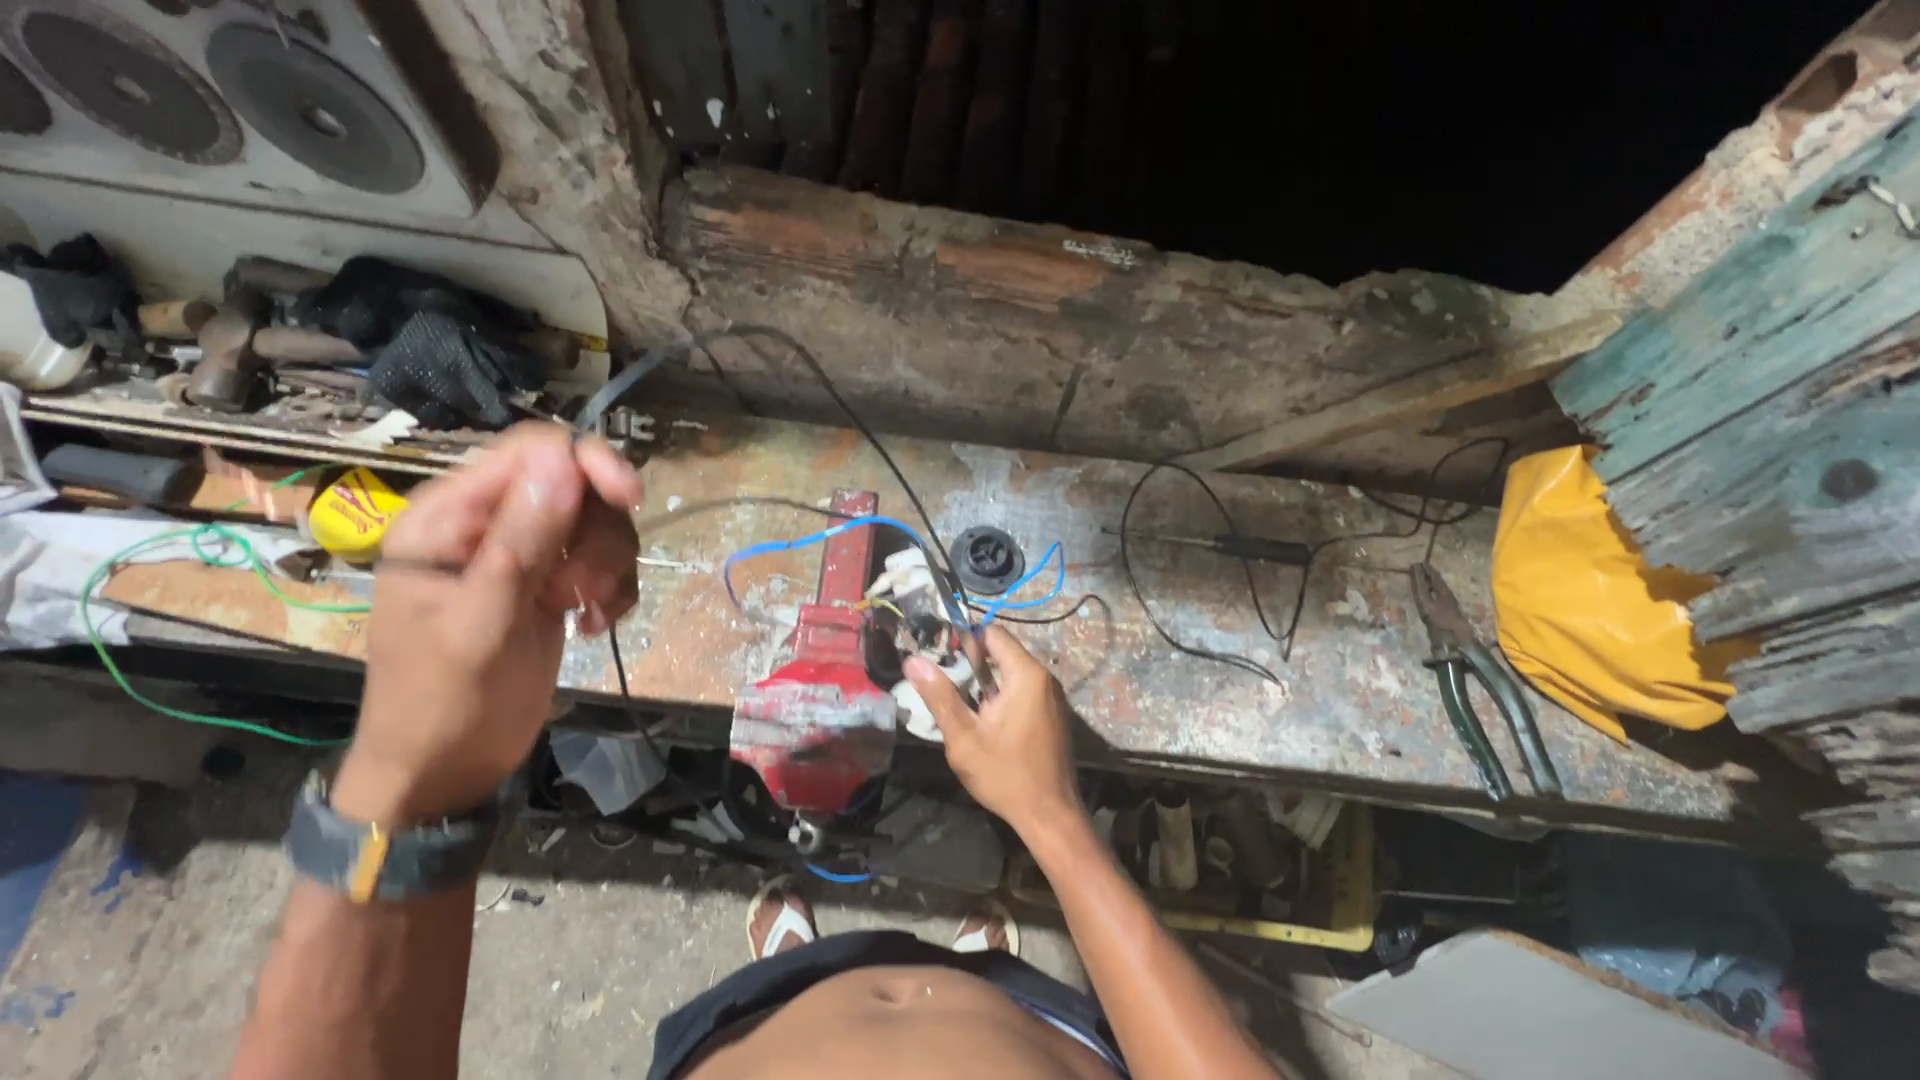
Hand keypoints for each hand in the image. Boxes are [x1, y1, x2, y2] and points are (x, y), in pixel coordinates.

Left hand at [332, 423, 642, 822]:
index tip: (630, 500)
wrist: (446, 768)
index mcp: (450, 516)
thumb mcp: (481, 620)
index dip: (586, 463)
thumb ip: (521, 540)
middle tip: (592, 588)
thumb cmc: (445, 699)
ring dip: (611, 566)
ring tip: (589, 612)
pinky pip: (604, 562)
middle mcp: (488, 523)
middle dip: (601, 532)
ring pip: (597, 524)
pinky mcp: (550, 585)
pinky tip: (595, 624)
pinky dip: (614, 590)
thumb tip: (563, 461)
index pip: (530, 452)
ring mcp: (523, 555)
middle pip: (575, 484)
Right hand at [904, 625, 1083, 839]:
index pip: (993, 633)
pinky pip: (1023, 692)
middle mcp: (1044, 679)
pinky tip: (982, 721)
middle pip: (1002, 653)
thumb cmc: (1005, 775)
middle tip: (941, 681)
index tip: (940, 656)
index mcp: (1026, 675)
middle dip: (971, 663)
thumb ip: (939, 696)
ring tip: (956, 702)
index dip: (964, 639)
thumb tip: (913, 661)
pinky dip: (1001, 698)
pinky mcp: (1052, 716)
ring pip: (1011, 675)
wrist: (1049, 815)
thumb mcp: (964, 737)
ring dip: (984, 684)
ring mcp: (1052, 698)